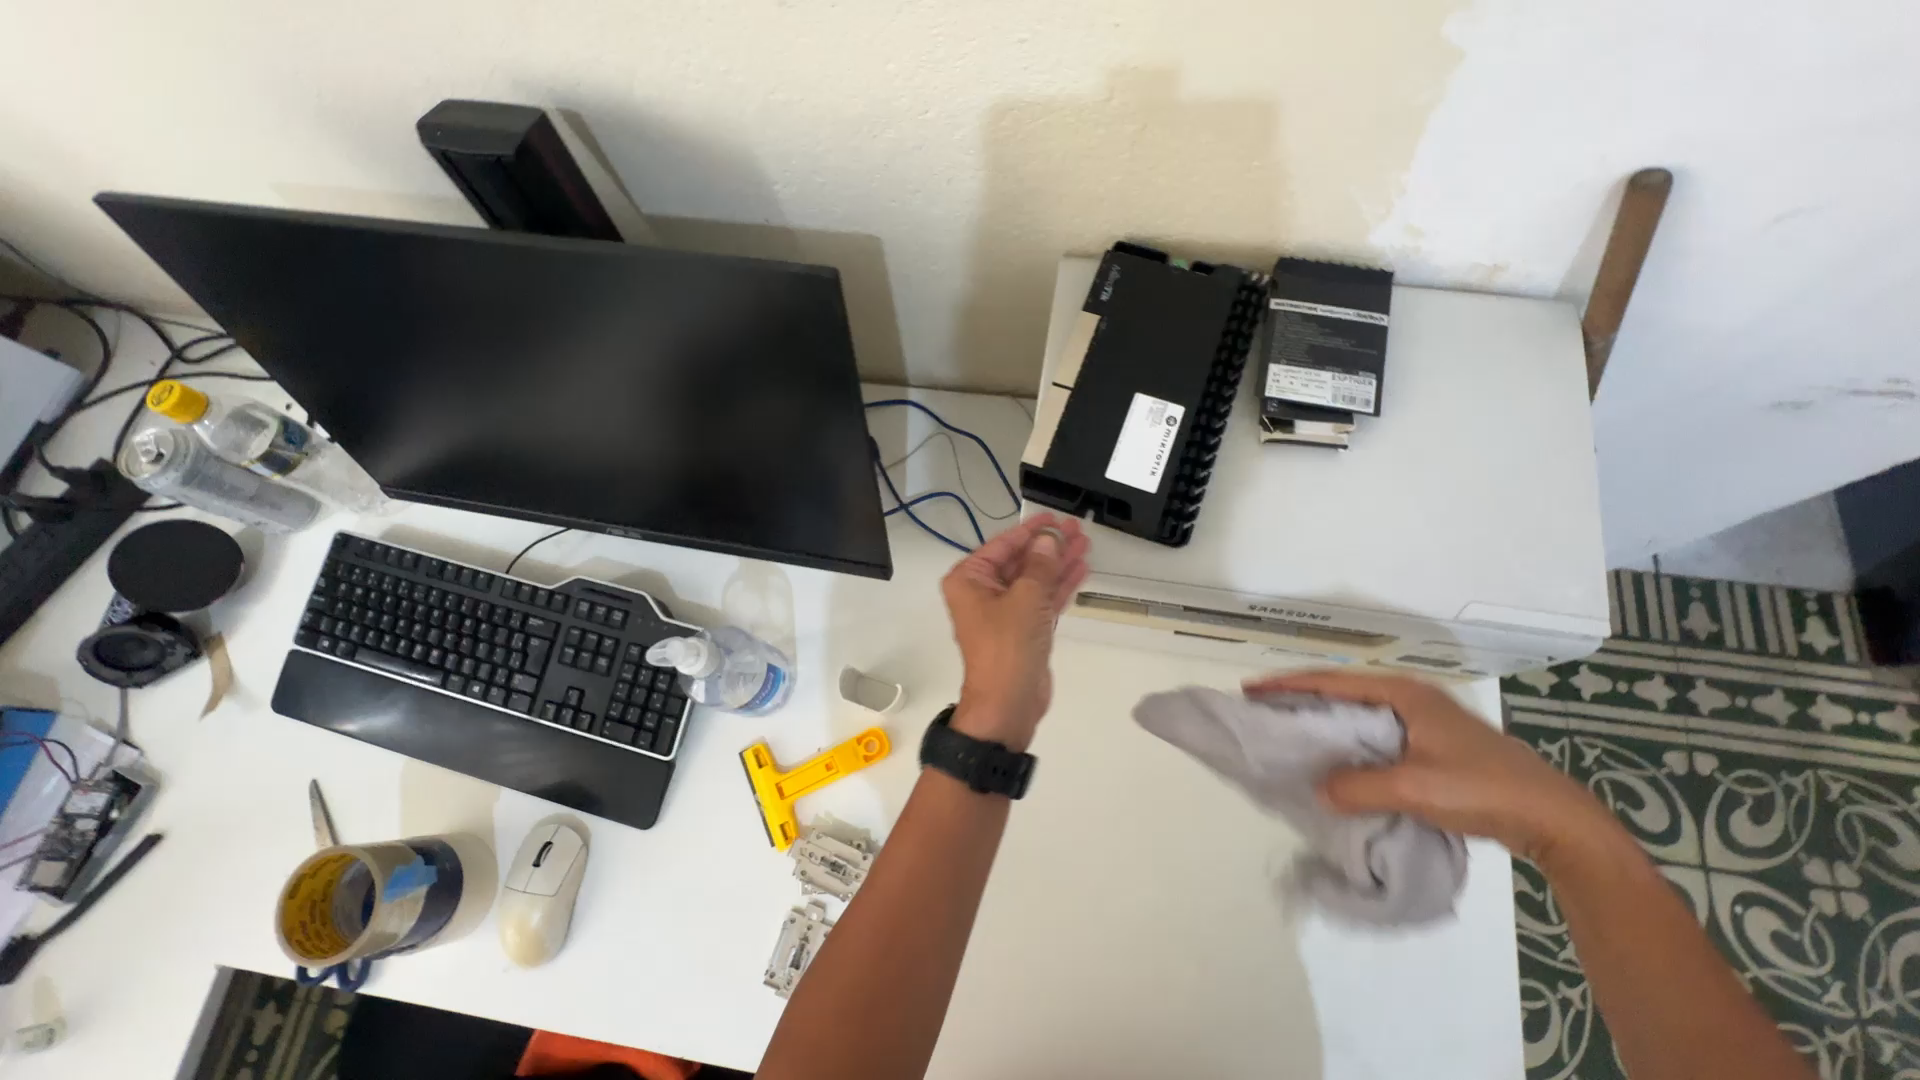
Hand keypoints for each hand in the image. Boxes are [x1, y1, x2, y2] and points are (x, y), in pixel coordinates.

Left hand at [940, 513, 1090, 751]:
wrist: (1007, 704)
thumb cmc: (1008, 646)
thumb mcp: (1026, 598)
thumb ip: (1041, 563)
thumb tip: (1050, 537)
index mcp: (969, 580)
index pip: (1002, 545)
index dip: (1031, 530)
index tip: (1055, 517)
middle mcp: (982, 592)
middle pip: (1020, 560)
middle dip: (1049, 546)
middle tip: (1078, 529)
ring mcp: (1004, 612)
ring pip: (1034, 579)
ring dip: (1058, 563)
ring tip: (1086, 544)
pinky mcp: (1023, 630)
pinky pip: (1042, 599)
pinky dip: (1060, 586)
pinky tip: (1081, 569)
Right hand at [1243, 670, 1618, 864]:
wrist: (1553, 818)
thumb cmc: (1482, 789)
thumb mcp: (1413, 788)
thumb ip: (1358, 786)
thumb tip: (1319, 790)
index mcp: (1404, 694)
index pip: (1332, 681)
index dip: (1288, 686)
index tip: (1251, 690)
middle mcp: (1412, 699)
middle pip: (1343, 693)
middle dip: (1302, 700)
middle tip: (1263, 712)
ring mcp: (1426, 722)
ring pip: (1360, 716)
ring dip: (1326, 723)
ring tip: (1290, 735)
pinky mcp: (1435, 747)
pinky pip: (1377, 737)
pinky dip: (1349, 743)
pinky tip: (1336, 762)